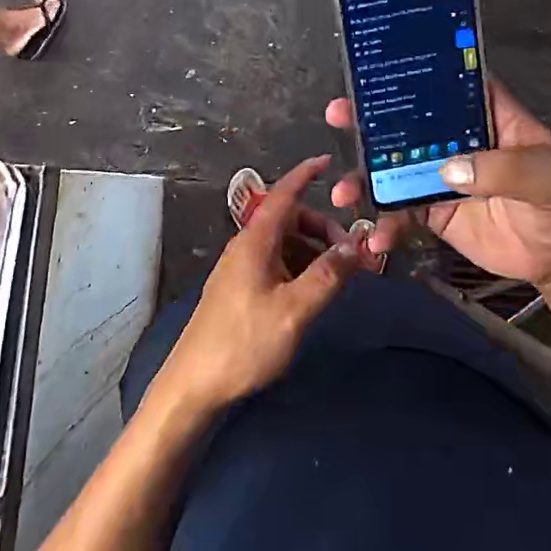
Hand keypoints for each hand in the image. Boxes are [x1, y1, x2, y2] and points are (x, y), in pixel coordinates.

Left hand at [152, 155, 360, 411]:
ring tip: (339, 276)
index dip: (305, 175)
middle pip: (290, 219)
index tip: (327, 161)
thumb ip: (329, 275)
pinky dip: (302, 267)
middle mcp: (247, 248)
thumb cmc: (243, 344)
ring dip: (315, 250)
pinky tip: (315, 291)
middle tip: (350, 252)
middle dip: (323, 227)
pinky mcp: (241, 290)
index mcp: (256, 242)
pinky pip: (278, 263)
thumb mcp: (295, 310)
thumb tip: (359, 243)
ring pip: (286, 243)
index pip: (283, 194)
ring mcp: (242, 269)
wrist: (192, 389)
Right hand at [327, 80, 550, 291]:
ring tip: (344, 191)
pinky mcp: (437, 212)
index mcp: (491, 119)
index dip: (421, 73)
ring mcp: (446, 177)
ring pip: (398, 168)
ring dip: (367, 177)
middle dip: (373, 119)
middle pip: (412, 122)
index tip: (380, 67)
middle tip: (339, 114)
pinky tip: (376, 238)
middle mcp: (462, 141)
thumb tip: (446, 169)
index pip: (454, 85)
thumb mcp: (546, 177)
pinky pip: (404, 213)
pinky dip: (387, 224)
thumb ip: (502, 169)